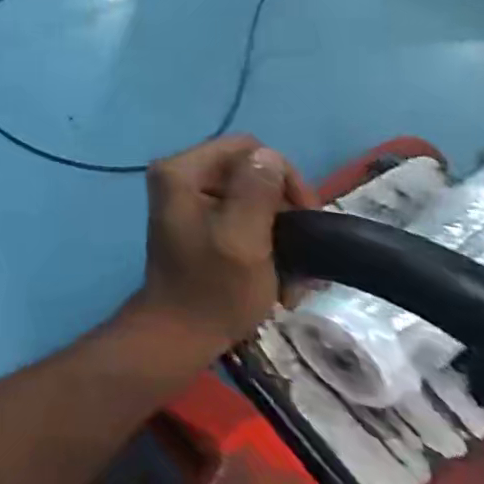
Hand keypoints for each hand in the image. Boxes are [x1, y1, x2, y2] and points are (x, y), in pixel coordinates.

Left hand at [127, 136, 317, 357]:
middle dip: (282, 210)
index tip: (304, 216)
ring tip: (292, 274)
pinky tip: (279, 278)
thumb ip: (256, 192)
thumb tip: (270, 156)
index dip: (282, 176)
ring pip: (250, 197)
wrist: (179, 335)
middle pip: (248, 171)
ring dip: (277, 233)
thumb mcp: (243, 240)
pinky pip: (240, 216)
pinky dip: (263, 243)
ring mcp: (186, 199)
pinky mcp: (197, 221)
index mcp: (181, 171)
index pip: (246, 148)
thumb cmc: (212, 290)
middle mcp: (179, 175)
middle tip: (302, 251)